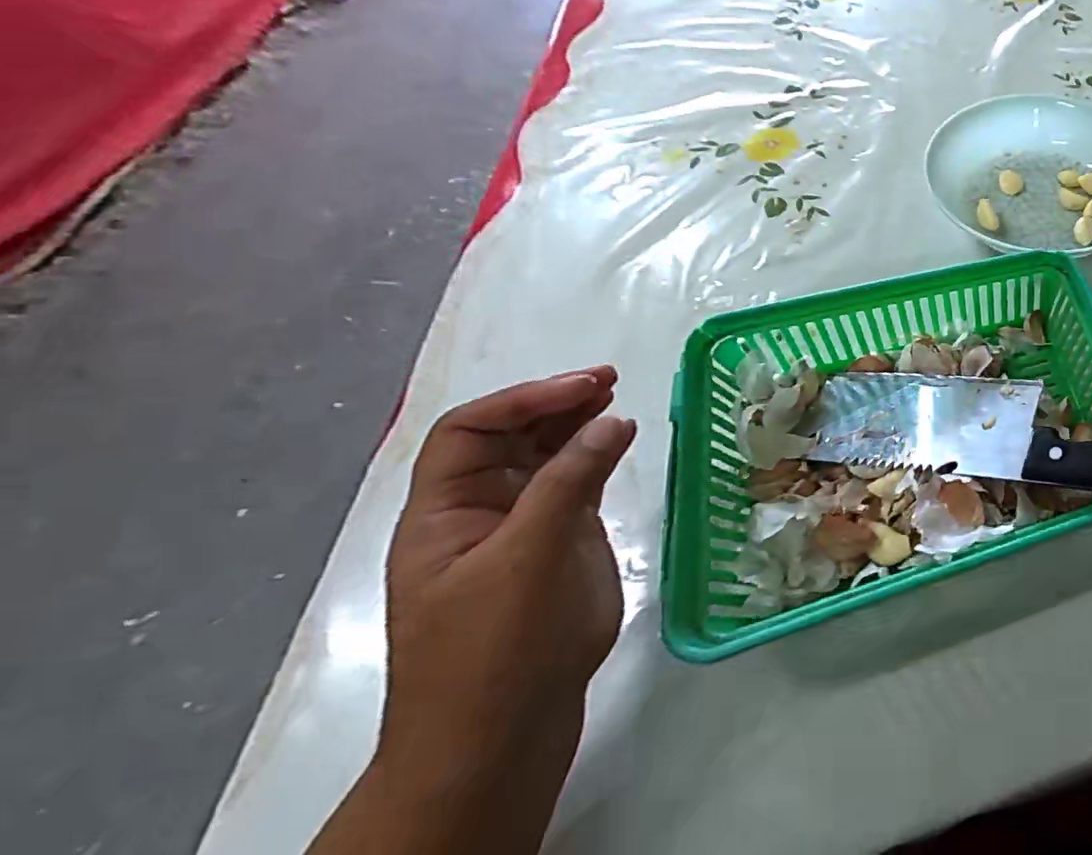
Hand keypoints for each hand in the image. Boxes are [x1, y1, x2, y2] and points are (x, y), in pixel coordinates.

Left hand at [315, 368, 635, 854]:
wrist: (503, 738)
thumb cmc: (495, 650)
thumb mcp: (526, 559)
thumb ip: (569, 482)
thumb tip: (614, 419)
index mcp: (445, 511)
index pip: (471, 430)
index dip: (524, 400)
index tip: (584, 386)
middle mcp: (482, 511)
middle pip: (511, 437)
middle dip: (553, 403)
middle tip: (607, 379)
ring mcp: (524, 530)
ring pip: (547, 459)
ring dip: (578, 425)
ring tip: (615, 397)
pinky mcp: (561, 547)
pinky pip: (577, 488)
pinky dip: (598, 459)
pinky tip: (621, 440)